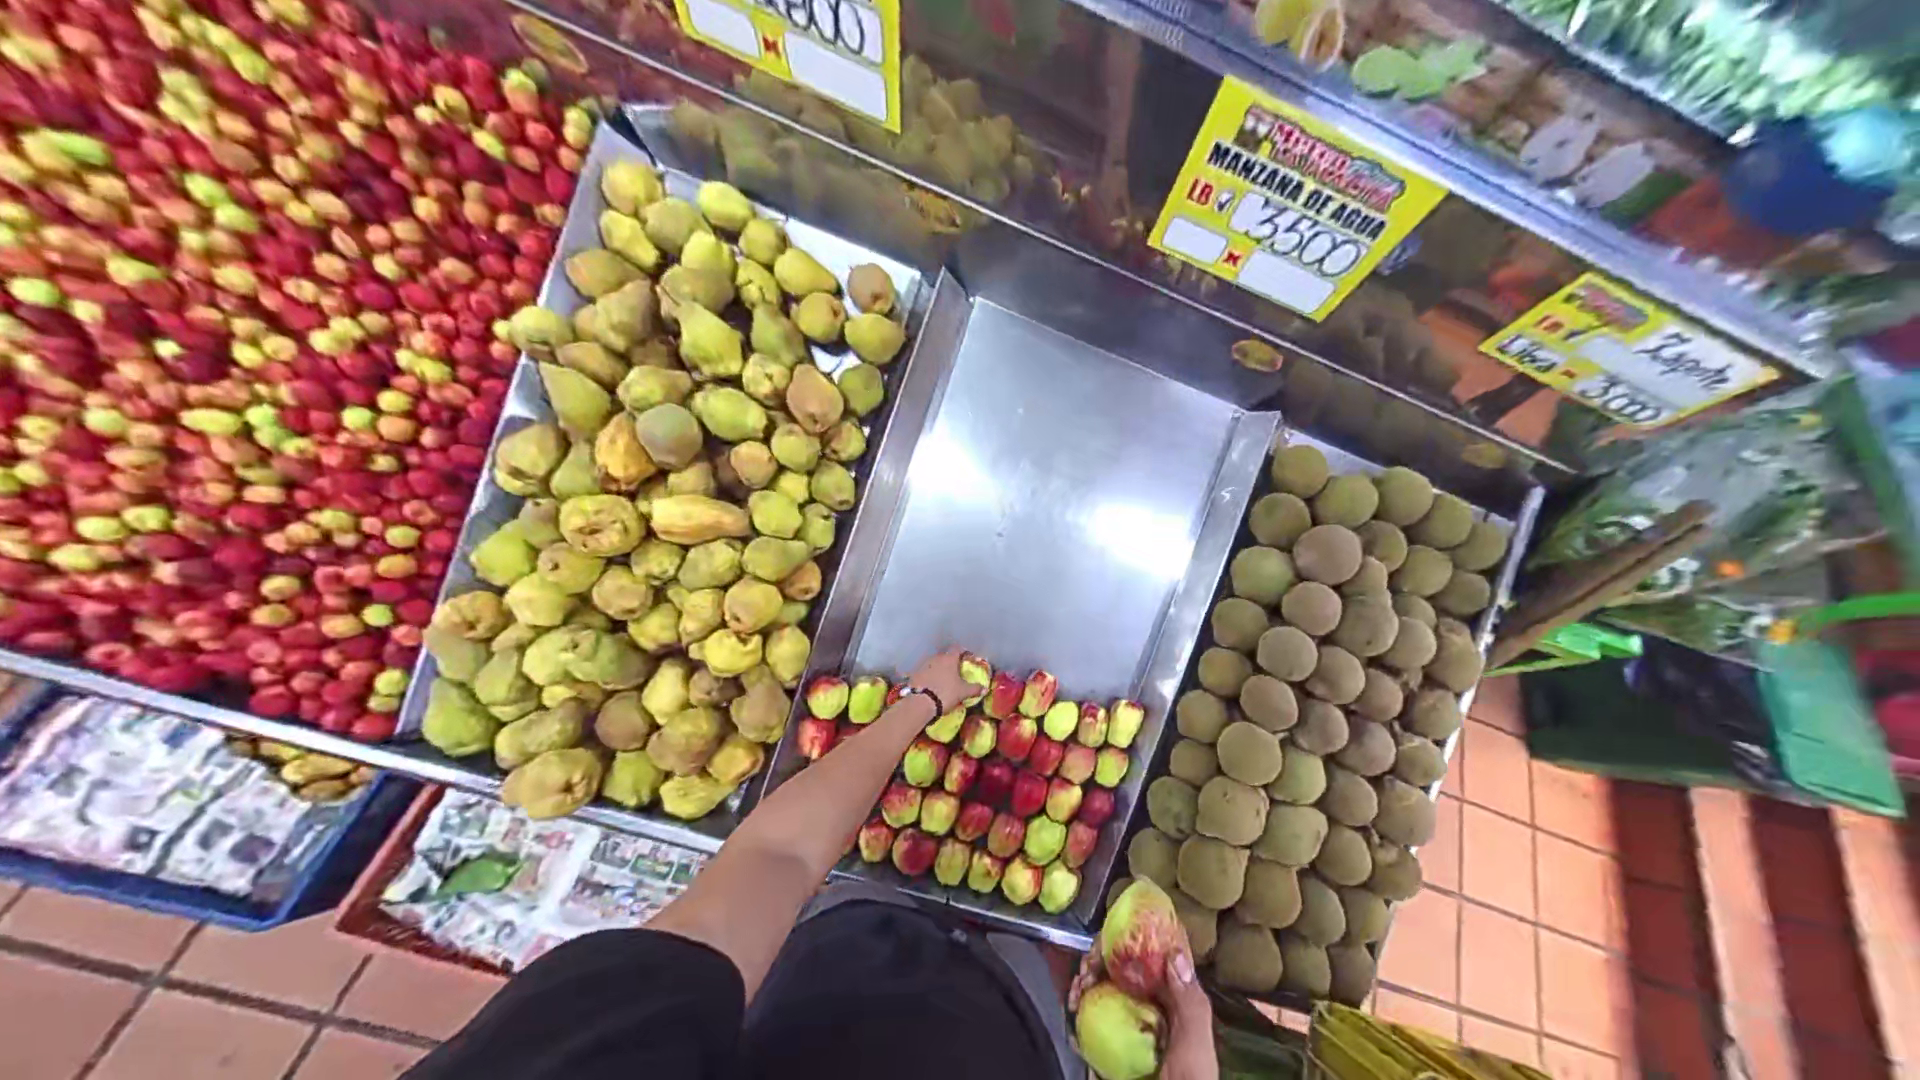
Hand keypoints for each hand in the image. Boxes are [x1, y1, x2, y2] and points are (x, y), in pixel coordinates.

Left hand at [905, 647, 977, 715]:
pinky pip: (924, 672)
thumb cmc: (946, 693)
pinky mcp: (914, 673)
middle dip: (950, 662)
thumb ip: (974, 688)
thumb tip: (984, 687)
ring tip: (942, 680)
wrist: (920, 702)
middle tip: (955, 672)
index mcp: (949, 658)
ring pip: (934, 663)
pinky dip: (929, 676)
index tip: (966, 659)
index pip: (957, 649)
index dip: (963, 652)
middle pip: (945, 656)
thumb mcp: (963, 692)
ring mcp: (923, 664)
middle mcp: (936, 657)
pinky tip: (931, 685)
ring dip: (938, 669)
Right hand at [1066, 943, 1215, 1079]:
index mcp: (1170, 998)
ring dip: (1081, 983)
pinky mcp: (1107, 1043)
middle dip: (1094, 962)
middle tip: (1083, 974)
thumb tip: (1175, 953)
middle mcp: (1145, 1004)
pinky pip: (1087, 1018)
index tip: (1105, 944)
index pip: (1146, 955)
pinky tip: (1071, 1012)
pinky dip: (1076, 1010)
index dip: (1124, 941)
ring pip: (1098, 987)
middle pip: (1115, 967)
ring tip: (1074, 995)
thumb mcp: (1195, 1048)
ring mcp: (1124, 1022)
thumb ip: (1190, 1005)